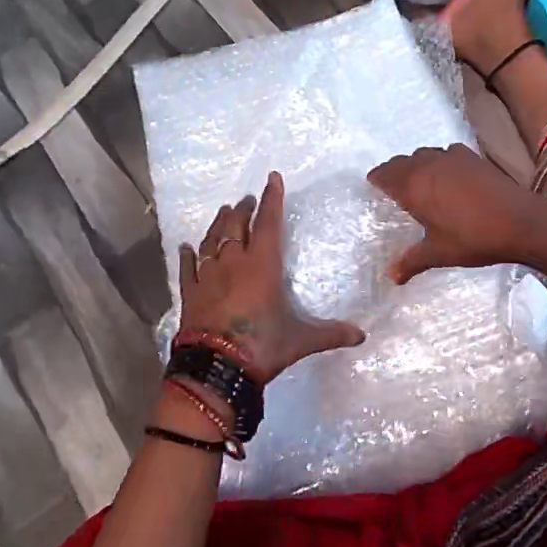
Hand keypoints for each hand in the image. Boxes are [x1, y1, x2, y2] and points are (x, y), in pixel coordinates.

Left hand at [178, 172, 364, 378]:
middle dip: (243, 209)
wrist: (216, 367)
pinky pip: (187, 267)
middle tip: (247, 200)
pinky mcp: (189, 293)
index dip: (272, 199)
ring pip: (211, 240)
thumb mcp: (301, 340)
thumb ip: (330, 334)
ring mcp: (207, 276)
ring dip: (218, 224)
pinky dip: (188, 255)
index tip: (272, 178)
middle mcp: (233, 263)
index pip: (268, 223)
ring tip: (225, 212)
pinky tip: (186, 247)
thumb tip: (361, 336)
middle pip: (236, 225)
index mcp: (262, 266)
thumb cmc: (262, 346)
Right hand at [367, 145, 546, 282]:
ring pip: (426, 154)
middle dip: (395, 171)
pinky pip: (448, 154)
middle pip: (403, 161)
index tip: (373, 184)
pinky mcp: (474, 158)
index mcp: (414, 186)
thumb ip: (411, 262)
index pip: (385, 174)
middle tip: (392, 186)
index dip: (377, 178)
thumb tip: (391, 277)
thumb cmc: (473, 238)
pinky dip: (441, 162)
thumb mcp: (438, 253)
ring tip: (419, 181)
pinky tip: (449, 176)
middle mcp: (429, 165)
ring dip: (418, 164)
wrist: (521, 222)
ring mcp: (454, 157)